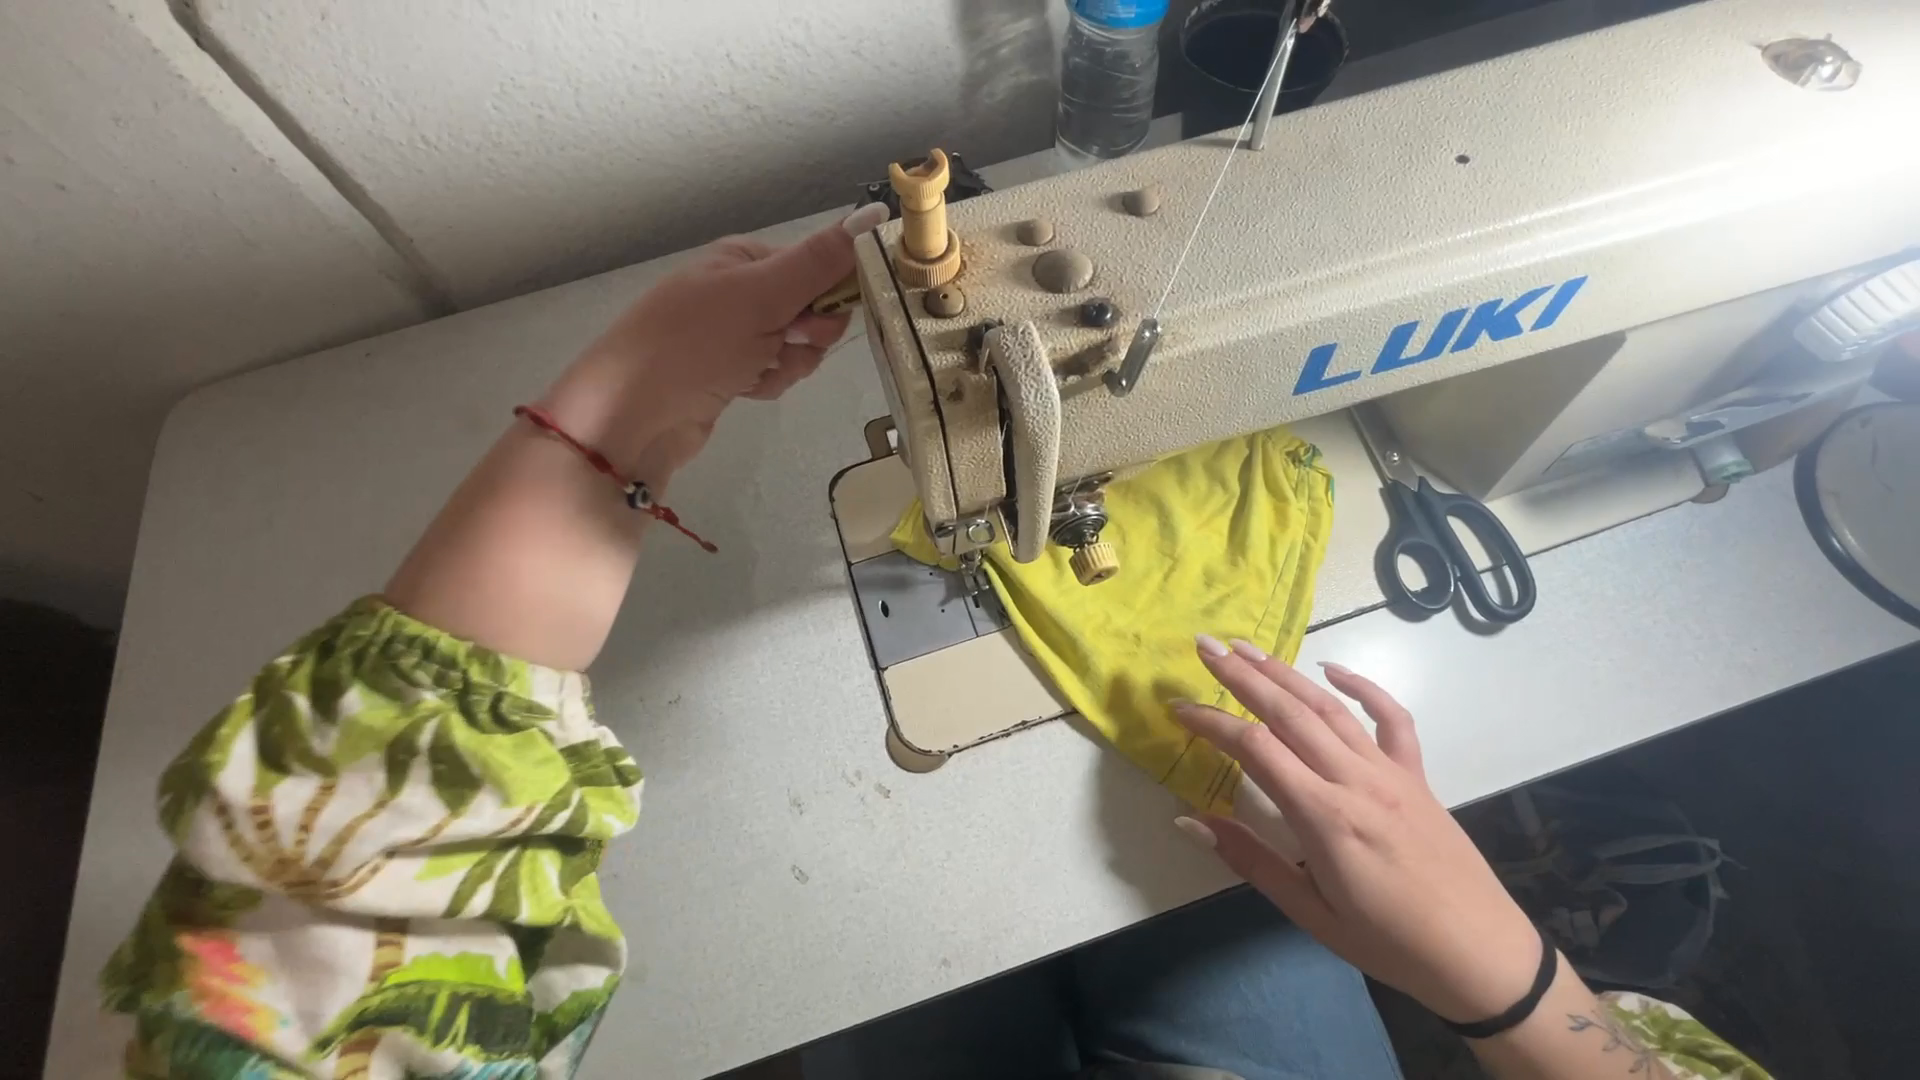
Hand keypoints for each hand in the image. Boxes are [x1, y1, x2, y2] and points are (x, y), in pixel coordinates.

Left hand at [539, 202, 889, 477]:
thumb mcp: (762, 296)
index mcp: (745, 259)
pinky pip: (775, 373)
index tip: (822, 316)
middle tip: (783, 344)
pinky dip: (768, 383)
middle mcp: (740, 291)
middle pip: (812, 310)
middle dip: (807, 336)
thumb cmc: (696, 343)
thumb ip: (820, 261)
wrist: (633, 415)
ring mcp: (734, 335)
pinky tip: (744, 390)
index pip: (816, 266)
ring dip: (788, 365)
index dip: (831, 294)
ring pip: (797, 347)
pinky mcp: (731, 373)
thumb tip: (875, 214)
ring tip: (755, 373)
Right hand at [1172, 636, 1542, 1024]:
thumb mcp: (1310, 914)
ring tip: (1247, 647)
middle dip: (1241, 676)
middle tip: (1205, 646)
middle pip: (1289, 713)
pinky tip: (1332, 668)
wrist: (1484, 959)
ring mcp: (1391, 773)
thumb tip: (1188, 820)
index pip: (1255, 749)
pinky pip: (1391, 720)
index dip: (1211, 723)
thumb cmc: (1388, 943)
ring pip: (1329, 707)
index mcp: (1324, 817)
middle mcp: (1355, 781)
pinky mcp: (1418, 776)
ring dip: (1285, 672)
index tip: (1177, 708)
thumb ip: (1250, 860)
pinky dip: (1362, 687)